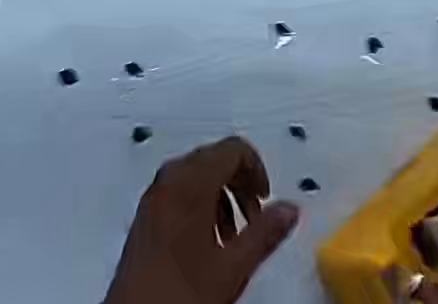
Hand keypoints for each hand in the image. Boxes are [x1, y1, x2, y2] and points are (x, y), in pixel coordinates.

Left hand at [103, 136, 300, 303]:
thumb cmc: (183, 291)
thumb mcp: (233, 266)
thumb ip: (265, 232)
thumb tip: (290, 209)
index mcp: (191, 180)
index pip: (233, 149)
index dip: (256, 169)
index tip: (265, 199)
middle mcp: (170, 176)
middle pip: (215, 157)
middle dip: (240, 183)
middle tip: (255, 219)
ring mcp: (156, 191)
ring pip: (198, 172)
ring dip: (222, 195)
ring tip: (234, 237)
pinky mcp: (148, 208)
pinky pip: (180, 187)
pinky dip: (202, 201)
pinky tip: (210, 240)